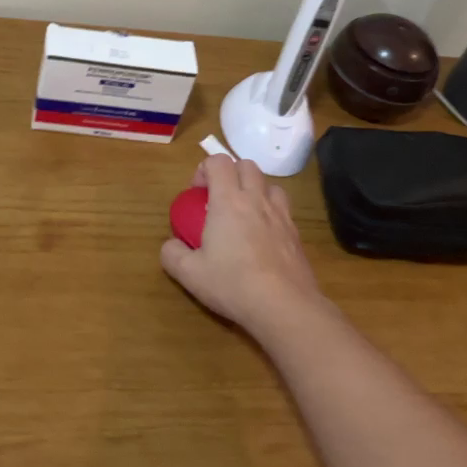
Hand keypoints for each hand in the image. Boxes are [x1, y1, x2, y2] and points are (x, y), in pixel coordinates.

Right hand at [159, 155, 329, 337]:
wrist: (284, 306)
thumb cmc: (233, 284)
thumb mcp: (190, 274)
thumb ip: (173, 254)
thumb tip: (170, 245)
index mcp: (228, 201)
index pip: (218, 161)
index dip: (204, 169)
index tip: (196, 193)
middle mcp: (256, 200)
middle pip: (246, 165)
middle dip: (230, 174)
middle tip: (219, 199)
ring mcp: (280, 215)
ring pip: (269, 184)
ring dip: (254, 190)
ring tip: (244, 214)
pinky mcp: (296, 233)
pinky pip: (283, 209)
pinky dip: (270, 212)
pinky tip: (263, 237)